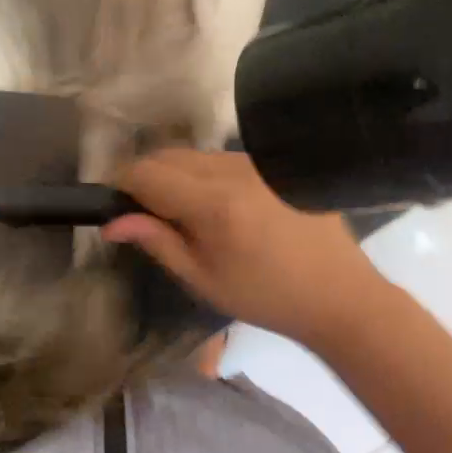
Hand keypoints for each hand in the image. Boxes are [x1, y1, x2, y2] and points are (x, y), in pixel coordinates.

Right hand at [103, 150, 395, 349]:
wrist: (340, 295)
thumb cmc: (267, 296)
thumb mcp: (203, 279)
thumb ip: (156, 242)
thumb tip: (111, 222)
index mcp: (212, 204)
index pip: (146, 172)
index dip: (122, 184)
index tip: (115, 205)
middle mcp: (231, 171)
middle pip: (166, 156)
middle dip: (145, 177)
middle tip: (144, 214)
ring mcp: (254, 163)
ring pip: (192, 155)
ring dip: (174, 175)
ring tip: (181, 214)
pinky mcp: (270, 164)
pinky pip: (219, 159)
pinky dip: (201, 174)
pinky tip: (215, 207)